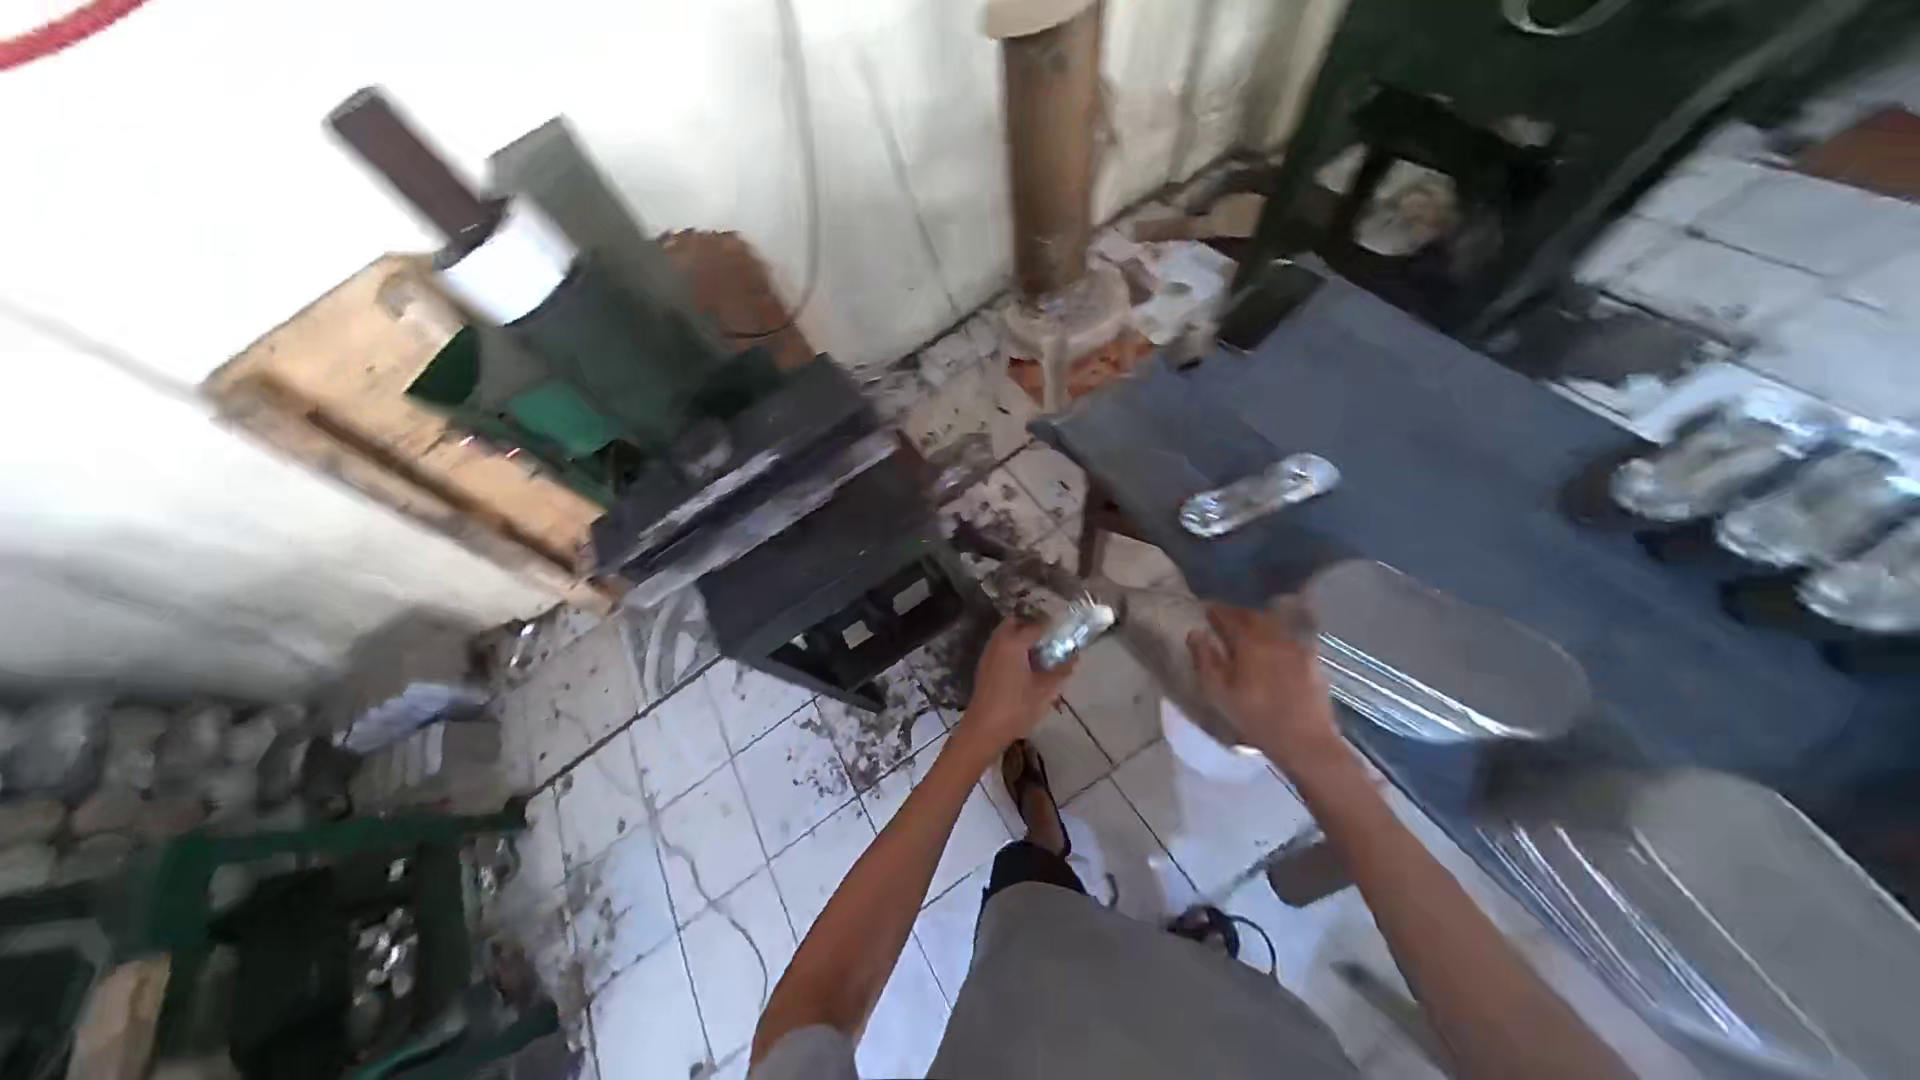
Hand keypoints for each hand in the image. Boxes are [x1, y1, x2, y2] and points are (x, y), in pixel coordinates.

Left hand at [955, 618, 1072, 752]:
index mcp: (1013, 643)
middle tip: (1049, 642)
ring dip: (1021, 640)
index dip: (1052, 628)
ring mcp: (988, 655)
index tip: (1066, 634)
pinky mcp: (984, 668)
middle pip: (1015, 624)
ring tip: (1040, 657)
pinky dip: (1013, 651)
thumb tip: (1075, 658)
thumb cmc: (1017, 707)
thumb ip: (1062, 671)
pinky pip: (1000, 649)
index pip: (1036, 626)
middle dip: (1032, 628)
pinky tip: (1025, 669)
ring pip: (1005, 636)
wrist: (984, 729)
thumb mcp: (1046, 690)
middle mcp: (998, 643)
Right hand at [1187, 599, 1343, 770]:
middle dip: (1237, 614)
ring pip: (1273, 624)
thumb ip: (1204, 659)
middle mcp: (1275, 636)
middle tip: (1224, 619)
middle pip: (1254, 615)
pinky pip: (1289, 637)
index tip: (1205, 609)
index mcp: (1250, 640)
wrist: (1305, 742)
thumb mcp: (1218, 692)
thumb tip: (1196, 632)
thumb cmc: (1255, 717)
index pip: (1229, 615)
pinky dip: (1276, 636)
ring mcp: (1297, 647)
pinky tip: (1272, 648)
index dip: (1215, 610)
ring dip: (1257, 623)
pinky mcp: (1312, 660)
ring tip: (1246, 632)